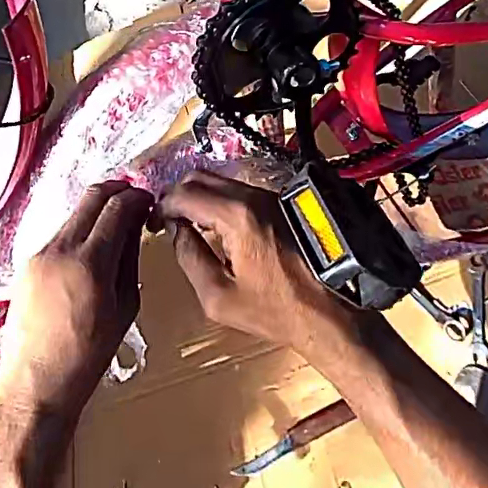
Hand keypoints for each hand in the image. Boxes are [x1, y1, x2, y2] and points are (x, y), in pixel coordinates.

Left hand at [0, 180, 152, 423]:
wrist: (34, 387)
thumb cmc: (88, 357)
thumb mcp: (124, 308)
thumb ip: (130, 259)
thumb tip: (135, 226)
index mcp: (90, 263)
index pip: (117, 206)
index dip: (137, 196)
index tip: (148, 200)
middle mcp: (61, 249)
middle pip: (92, 196)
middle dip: (117, 190)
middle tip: (134, 199)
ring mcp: (40, 254)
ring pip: (75, 214)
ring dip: (97, 211)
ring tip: (115, 228)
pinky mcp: (26, 264)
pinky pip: (59, 235)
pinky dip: (79, 232)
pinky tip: (89, 252)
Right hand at [157, 172, 366, 367]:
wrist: (333, 310)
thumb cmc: (277, 310)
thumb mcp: (220, 297)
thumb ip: (190, 258)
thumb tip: (176, 231)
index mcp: (236, 216)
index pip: (185, 193)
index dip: (162, 205)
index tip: (154, 221)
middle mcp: (253, 195)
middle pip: (201, 176)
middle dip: (178, 194)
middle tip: (167, 219)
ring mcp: (270, 195)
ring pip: (221, 181)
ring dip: (200, 197)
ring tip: (190, 224)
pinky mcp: (281, 201)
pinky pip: (240, 191)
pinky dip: (220, 201)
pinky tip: (217, 227)